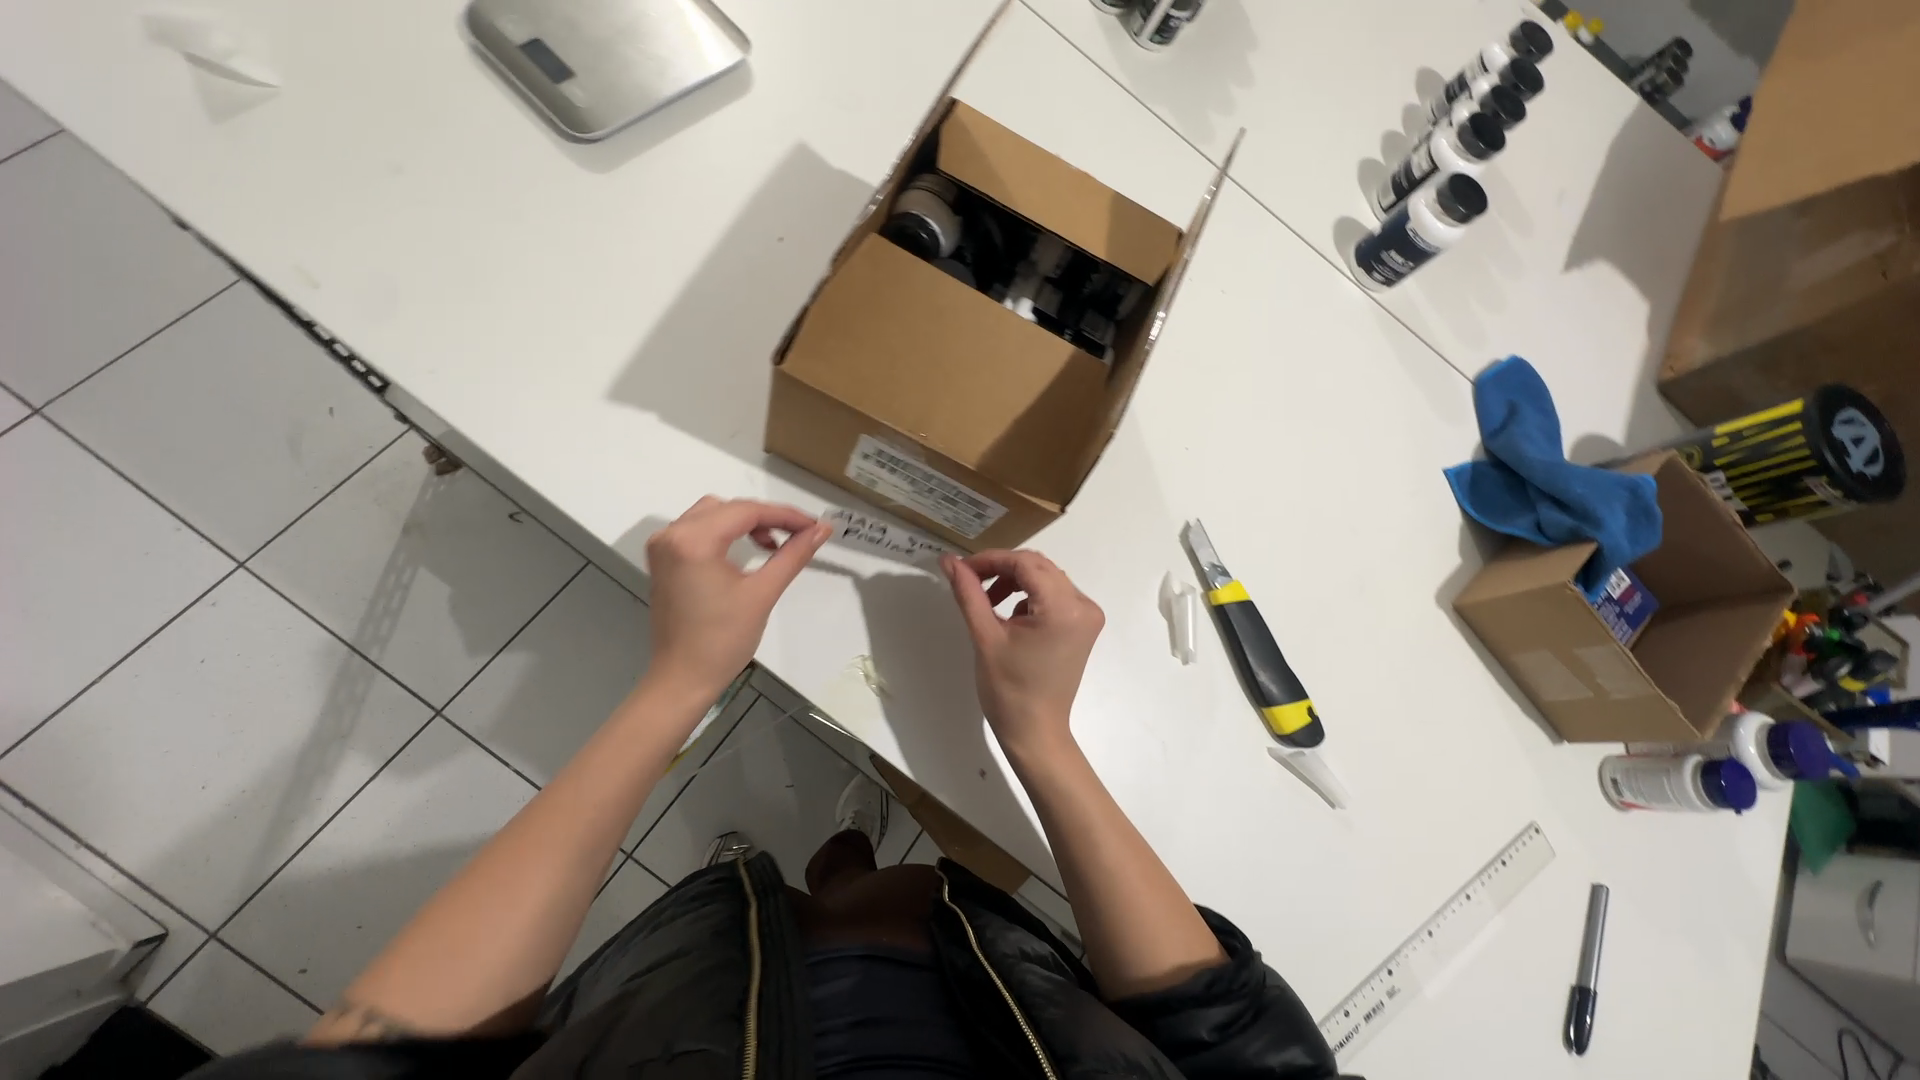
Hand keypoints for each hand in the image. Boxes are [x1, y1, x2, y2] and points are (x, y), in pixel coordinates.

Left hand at [644, 497, 830, 704]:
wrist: (683, 678)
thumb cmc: (723, 640)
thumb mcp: (763, 593)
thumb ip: (793, 555)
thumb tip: (822, 529)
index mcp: (693, 541)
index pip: (746, 511)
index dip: (785, 515)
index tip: (815, 526)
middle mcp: (672, 534)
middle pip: (728, 508)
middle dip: (765, 518)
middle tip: (798, 536)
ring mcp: (663, 546)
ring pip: (712, 515)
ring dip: (744, 523)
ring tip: (772, 546)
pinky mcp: (663, 560)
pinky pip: (697, 530)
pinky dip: (724, 533)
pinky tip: (746, 552)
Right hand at [941, 550, 1103, 759]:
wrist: (1034, 731)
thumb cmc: (1008, 690)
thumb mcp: (985, 637)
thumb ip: (969, 593)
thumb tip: (949, 561)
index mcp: (1064, 609)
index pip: (1025, 564)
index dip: (991, 560)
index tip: (961, 569)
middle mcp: (1083, 606)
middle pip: (1038, 567)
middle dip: (1001, 568)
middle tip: (970, 581)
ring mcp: (1087, 616)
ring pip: (1046, 578)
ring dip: (1015, 581)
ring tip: (987, 601)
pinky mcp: (1082, 627)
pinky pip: (1054, 595)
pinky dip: (1029, 596)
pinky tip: (1009, 616)